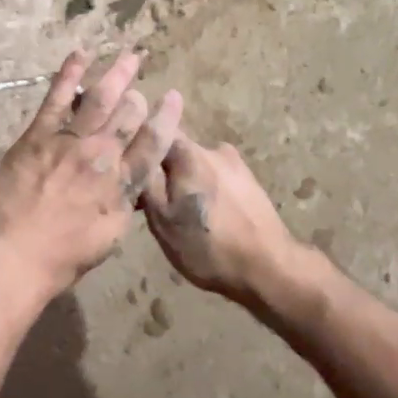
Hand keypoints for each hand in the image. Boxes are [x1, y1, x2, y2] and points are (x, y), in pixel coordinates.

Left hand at [0, 51, 182, 299]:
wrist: (13, 254)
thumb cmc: (61, 257)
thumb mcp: (108, 237)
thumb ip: (123, 205)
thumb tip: (131, 185)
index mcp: (122, 185)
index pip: (153, 144)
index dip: (166, 119)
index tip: (173, 99)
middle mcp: (102, 156)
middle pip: (128, 116)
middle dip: (135, 97)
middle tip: (139, 82)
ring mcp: (70, 141)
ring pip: (100, 99)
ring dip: (116, 74)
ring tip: (128, 55)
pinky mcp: (38, 135)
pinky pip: (58, 97)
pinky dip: (70, 73)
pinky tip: (81, 54)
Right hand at [141, 131, 300, 305]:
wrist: (269, 267)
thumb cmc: (207, 245)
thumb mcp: (162, 219)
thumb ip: (146, 182)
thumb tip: (136, 155)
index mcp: (189, 152)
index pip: (155, 130)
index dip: (139, 146)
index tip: (128, 167)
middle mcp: (214, 148)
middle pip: (177, 151)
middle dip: (164, 172)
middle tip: (155, 205)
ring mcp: (237, 165)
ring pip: (198, 167)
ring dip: (188, 184)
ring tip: (185, 218)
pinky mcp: (251, 183)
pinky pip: (218, 180)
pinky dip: (208, 193)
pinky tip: (210, 220)